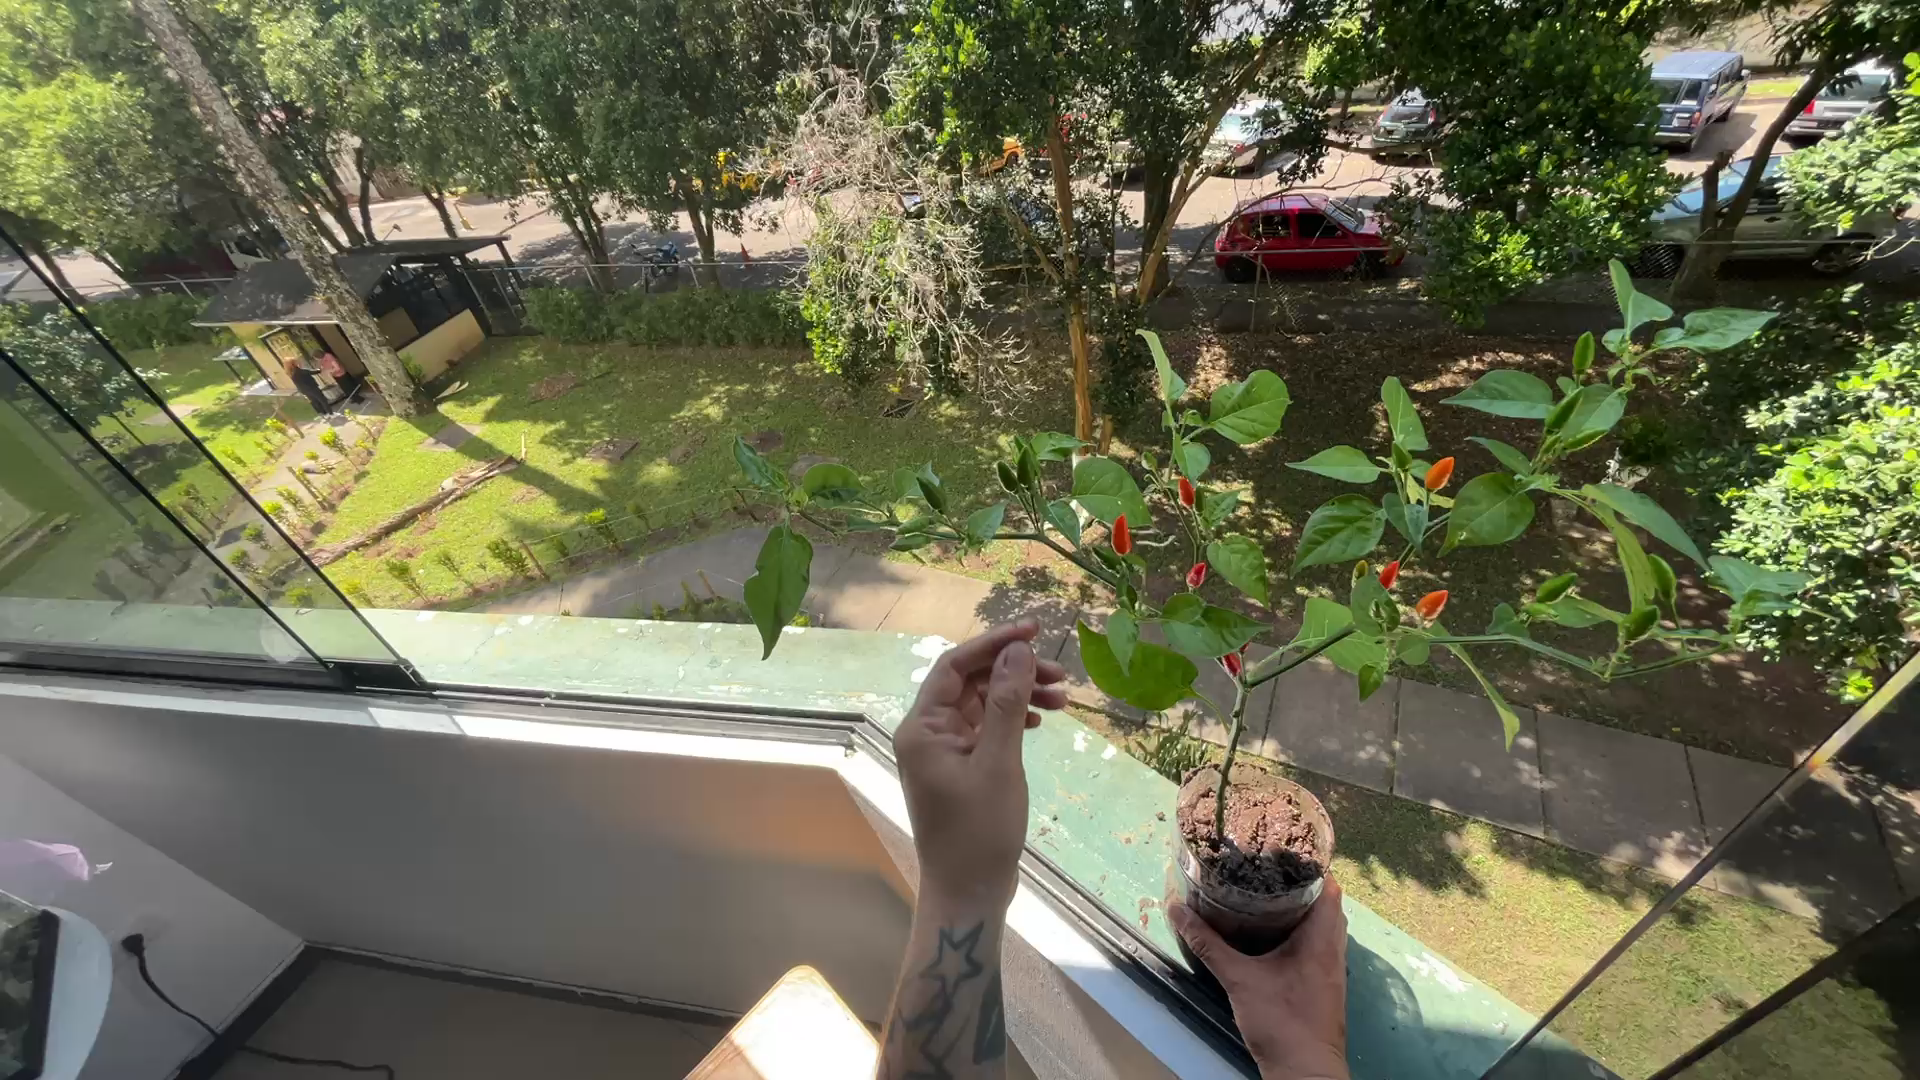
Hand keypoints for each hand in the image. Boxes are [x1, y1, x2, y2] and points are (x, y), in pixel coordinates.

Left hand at [895, 620, 1068, 906]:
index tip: (1034, 630)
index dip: (994, 643)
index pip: (955, 665)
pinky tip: (1038, 721)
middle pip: (971, 682)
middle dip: (1014, 671)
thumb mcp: (999, 762)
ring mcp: (942, 749)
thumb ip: (1007, 702)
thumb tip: (1017, 649)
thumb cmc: (980, 831)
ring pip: (982, 703)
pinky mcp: (959, 765)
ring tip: (1062, 699)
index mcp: (923, 726)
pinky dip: (1012, 718)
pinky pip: (986, 727)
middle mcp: (927, 731)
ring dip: (1019, 695)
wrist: (969, 893)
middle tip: (1060, 675)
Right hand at [1170, 879, 1349, 1079]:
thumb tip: (1176, 908)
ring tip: (1268, 890)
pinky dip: (1300, 930)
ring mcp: (1331, 971)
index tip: (1285, 848)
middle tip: (1270, 865)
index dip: (1313, 865)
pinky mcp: (1323, 986)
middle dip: (1303, 883)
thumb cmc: (1280, 1020)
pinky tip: (1272, 930)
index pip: (1330, 890)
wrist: (1304, 1075)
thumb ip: (1207, 942)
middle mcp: (1332, 951)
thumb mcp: (1238, 978)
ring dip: (1302, 908)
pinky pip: (1318, 945)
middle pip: (1327, 905)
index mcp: (1321, 940)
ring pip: (1323, 927)